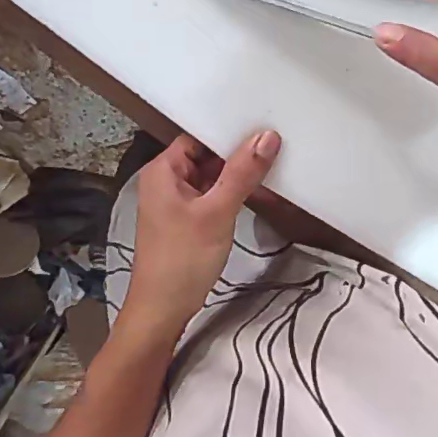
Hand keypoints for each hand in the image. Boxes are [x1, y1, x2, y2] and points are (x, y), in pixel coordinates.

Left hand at [120, 131, 280, 340]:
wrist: (162, 310)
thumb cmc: (182, 259)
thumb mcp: (216, 212)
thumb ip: (242, 173)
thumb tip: (267, 136)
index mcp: (162, 170)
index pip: (197, 137)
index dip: (226, 132)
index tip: (261, 126)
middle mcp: (165, 181)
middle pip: (205, 156)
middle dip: (237, 156)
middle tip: (276, 147)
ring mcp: (175, 203)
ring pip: (210, 179)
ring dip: (237, 178)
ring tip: (274, 169)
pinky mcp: (185, 222)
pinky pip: (210, 199)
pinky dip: (231, 197)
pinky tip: (258, 196)